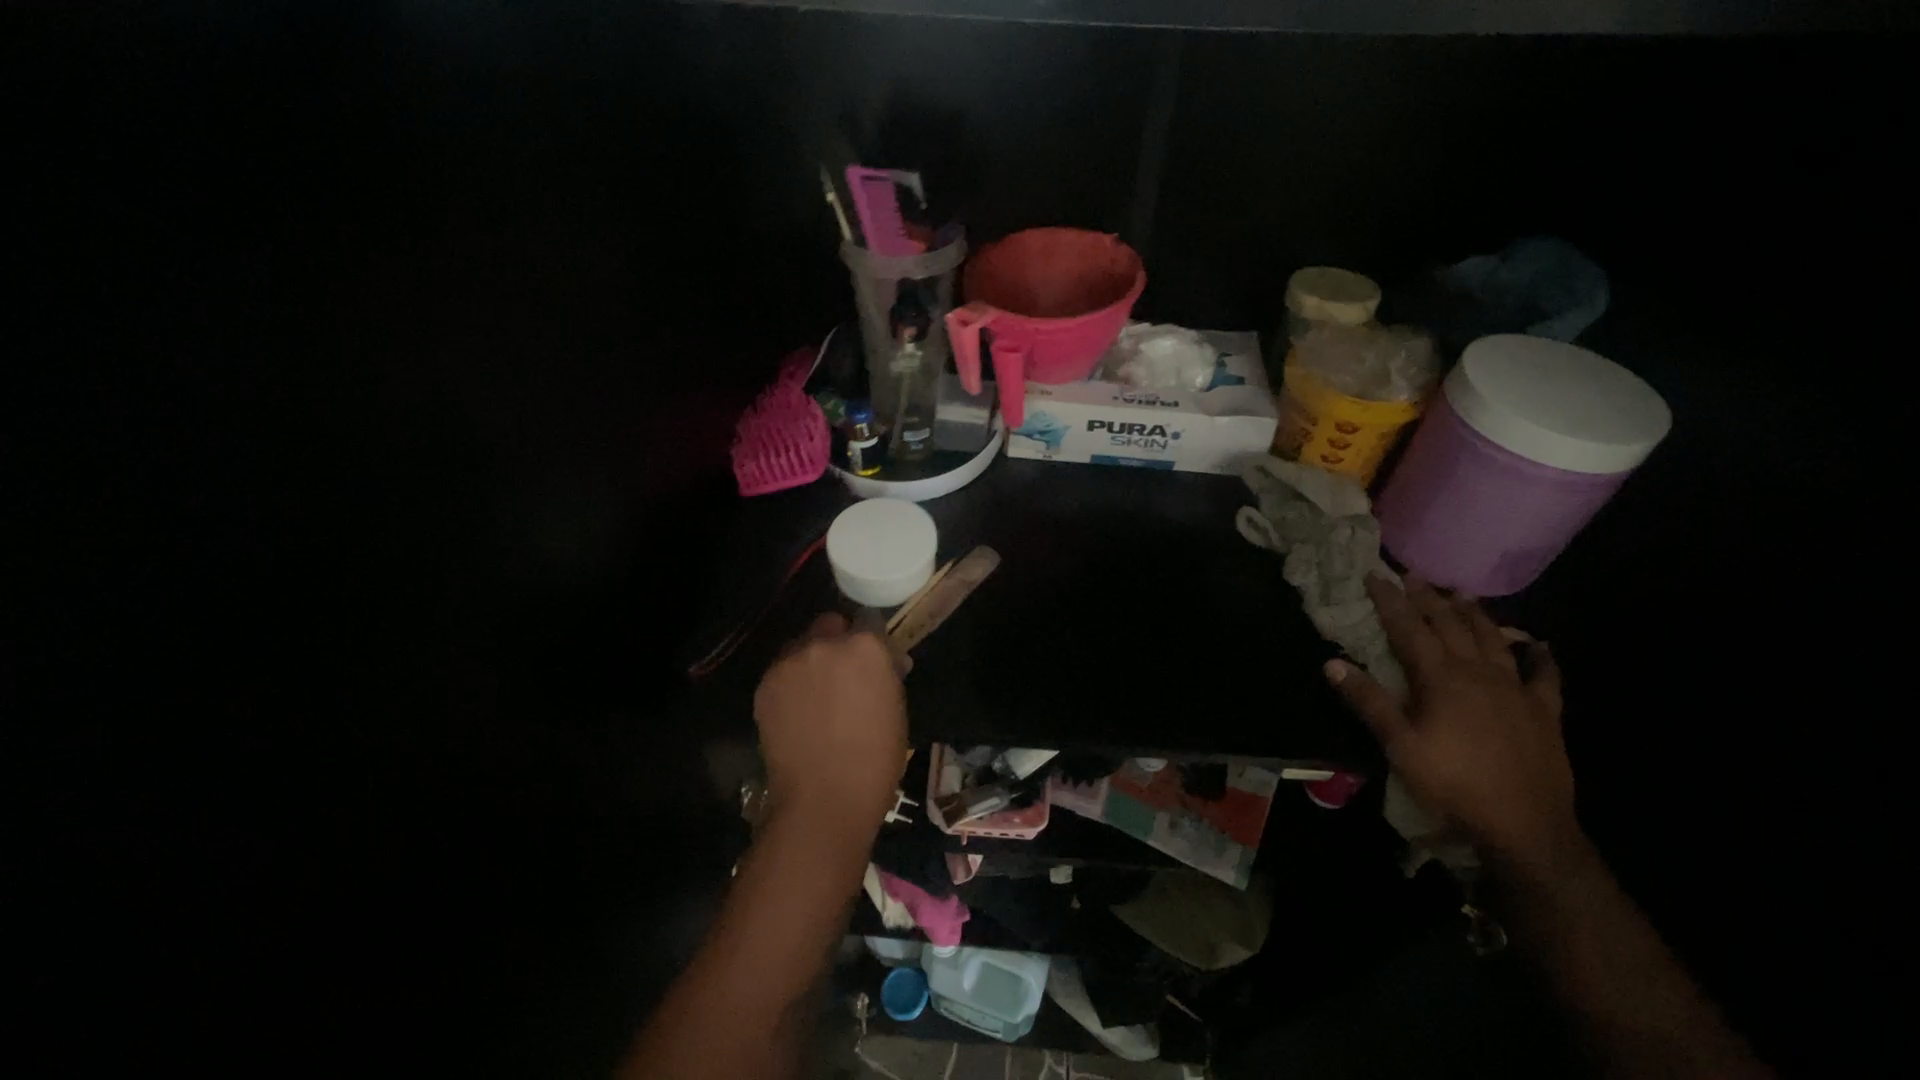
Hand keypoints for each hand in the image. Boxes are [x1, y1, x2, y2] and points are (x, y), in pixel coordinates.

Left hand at [753, 612, 907, 834]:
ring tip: (817, 695)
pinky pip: (782, 671)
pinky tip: (798, 712)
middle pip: (830, 625)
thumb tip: (886, 662)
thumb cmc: (875, 759)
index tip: (875, 660)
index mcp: (865, 647)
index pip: (869, 621)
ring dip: (811, 660)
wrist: (824, 798)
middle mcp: (824, 644)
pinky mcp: (765, 685)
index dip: (872, 640)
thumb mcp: (896, 710)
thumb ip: (887, 675)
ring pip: (801, 646)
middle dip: (838, 641)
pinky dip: (791, 683)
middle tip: (844, 673)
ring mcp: (790, 663)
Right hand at [1326, 576, 1576, 874]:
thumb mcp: (1399, 745)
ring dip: (1474, 614)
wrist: (1524, 824)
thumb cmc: (1452, 784)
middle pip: (1451, 625)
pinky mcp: (1544, 711)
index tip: (1375, 575)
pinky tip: (1538, 644)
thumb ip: (1369, 702)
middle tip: (1412, 575)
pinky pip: (1544, 675)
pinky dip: (1539, 656)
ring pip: (1493, 639)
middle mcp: (1479, 673)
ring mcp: (1516, 689)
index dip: (1391, 601)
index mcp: (1441, 679)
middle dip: (1428, 598)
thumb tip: (1332, 662)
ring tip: (1460, 594)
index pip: (1410, 629)